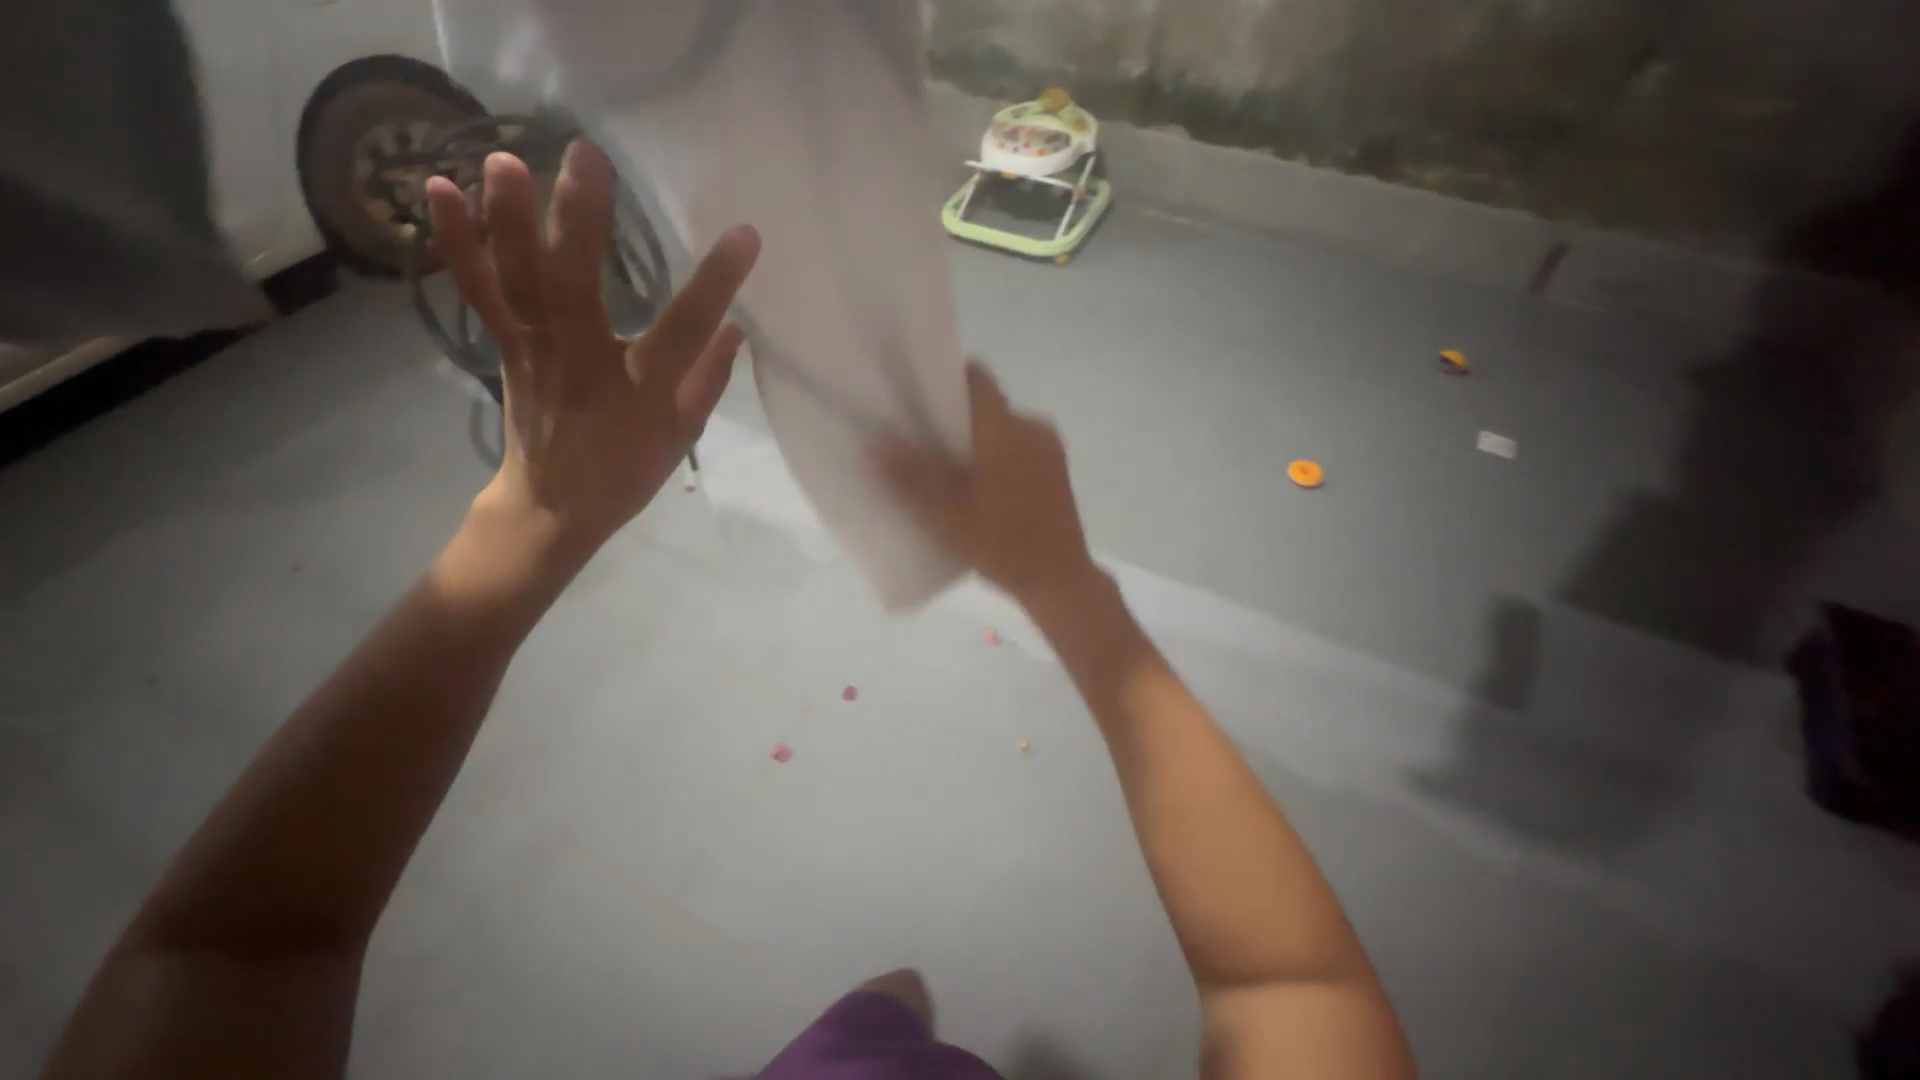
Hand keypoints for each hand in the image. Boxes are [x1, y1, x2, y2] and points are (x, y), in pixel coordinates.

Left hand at [425, 142, 759, 554]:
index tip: (744, 234)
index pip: (683, 330)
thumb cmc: (627, 472)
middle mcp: (581, 364)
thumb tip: (733, 327)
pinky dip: (456, 243)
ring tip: (507, 159)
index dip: (715, 283)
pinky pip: (479, 292)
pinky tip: (439, 190)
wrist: (551, 507)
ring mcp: (535, 352)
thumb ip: (707, 382)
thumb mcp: (681, 438)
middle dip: (580, 220)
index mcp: (639, 392)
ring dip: (508, 219)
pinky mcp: (506, 346)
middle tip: (587, 156)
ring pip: (518, 282)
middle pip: (575, 287)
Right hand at [875, 363, 1098, 608]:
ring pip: (1000, 431)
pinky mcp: (1055, 473)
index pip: (975, 378)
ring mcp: (1048, 450)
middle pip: (985, 407)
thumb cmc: (1003, 544)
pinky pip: (1016, 451)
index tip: (914, 395)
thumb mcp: (947, 515)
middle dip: (951, 420)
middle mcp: (1032, 427)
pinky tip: (972, 490)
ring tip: (941, 470)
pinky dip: (993, 460)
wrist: (1061, 582)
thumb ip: (910, 475)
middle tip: (916, 439)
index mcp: (1006, 427)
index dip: (944, 378)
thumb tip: (874, 440)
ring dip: (973, 443)